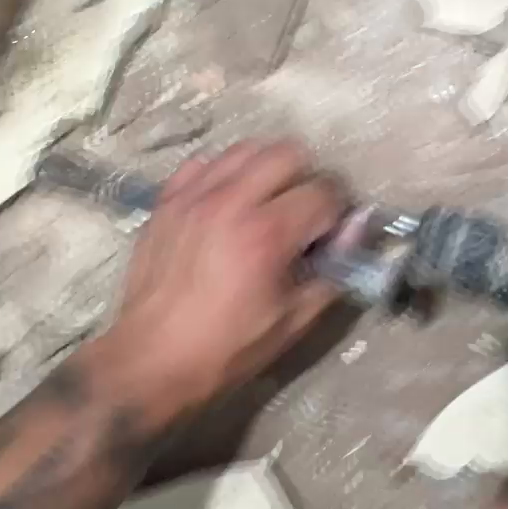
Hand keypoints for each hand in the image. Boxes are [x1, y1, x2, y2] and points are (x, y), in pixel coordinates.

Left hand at [94, 139, 343, 417]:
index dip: (337, 211)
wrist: (151, 360)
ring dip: (266, 169)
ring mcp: (194, 195)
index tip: (330, 234)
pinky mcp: (167, 200)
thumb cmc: (228, 347)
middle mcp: (231, 200)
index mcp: (267, 232)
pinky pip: (203, 163)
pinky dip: (222, 174)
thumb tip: (355, 227)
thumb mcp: (294, 319)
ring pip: (246, 148)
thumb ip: (334, 268)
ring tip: (265, 201)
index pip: (324, 191)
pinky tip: (225, 202)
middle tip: (301, 212)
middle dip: (306, 178)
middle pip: (287, 152)